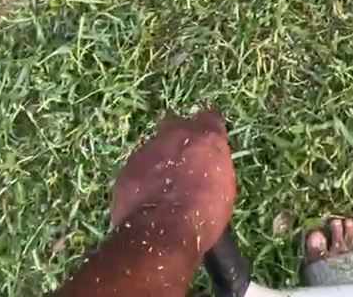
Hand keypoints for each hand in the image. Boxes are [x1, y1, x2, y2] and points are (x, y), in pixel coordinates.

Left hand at [109, 110, 235, 256]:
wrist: (163, 234)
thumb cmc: (203, 213)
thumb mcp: (223, 187)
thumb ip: (213, 165)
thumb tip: (205, 165)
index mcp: (206, 134)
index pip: (210, 117)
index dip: (208, 131)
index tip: (207, 145)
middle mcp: (177, 132)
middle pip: (177, 124)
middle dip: (179, 137)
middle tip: (183, 161)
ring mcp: (149, 147)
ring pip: (154, 146)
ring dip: (159, 159)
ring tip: (162, 186)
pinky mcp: (128, 167)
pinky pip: (137, 167)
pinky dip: (142, 178)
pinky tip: (146, 198)